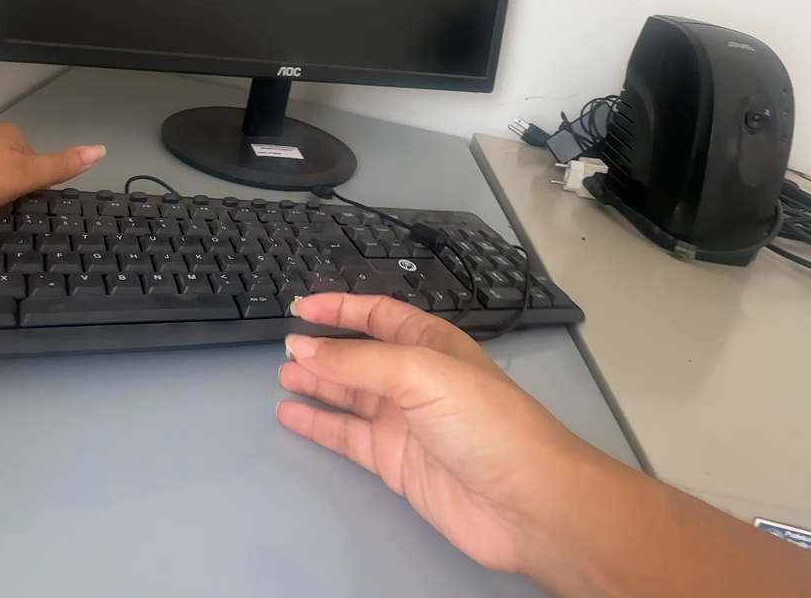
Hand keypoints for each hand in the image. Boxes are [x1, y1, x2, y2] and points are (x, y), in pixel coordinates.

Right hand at [276, 293, 624, 577]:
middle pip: (360, 354)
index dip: (341, 307)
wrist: (528, 503)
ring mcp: (404, 420)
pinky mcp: (395, 461)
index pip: (378, 313)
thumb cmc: (485, 421)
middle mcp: (415, 377)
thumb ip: (359, 360)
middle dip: (324, 348)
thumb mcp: (421, 373)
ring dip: (316, 382)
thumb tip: (305, 347)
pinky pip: (347, 435)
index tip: (302, 308)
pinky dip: (319, 424)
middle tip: (285, 347)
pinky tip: (292, 415)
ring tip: (282, 376)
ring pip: (349, 394)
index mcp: (429, 342)